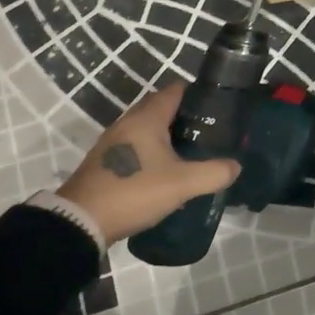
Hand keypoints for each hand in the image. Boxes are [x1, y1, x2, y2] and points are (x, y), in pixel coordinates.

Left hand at [56, 82, 241, 243]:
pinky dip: (152, 150)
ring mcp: (112, 143)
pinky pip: (135, 145)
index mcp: (146, 119)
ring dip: (166, 134)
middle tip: (209, 130)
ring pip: (146, 128)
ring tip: (191, 149)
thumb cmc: (134, 191)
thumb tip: (235, 166)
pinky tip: (166, 168)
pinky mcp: (104, 163)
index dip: (197, 93)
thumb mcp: (183, 184)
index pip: (174, 91)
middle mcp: (127, 124)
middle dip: (184, 114)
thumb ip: (215, 172)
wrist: (79, 223)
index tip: (218, 105)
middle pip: (159, 107)